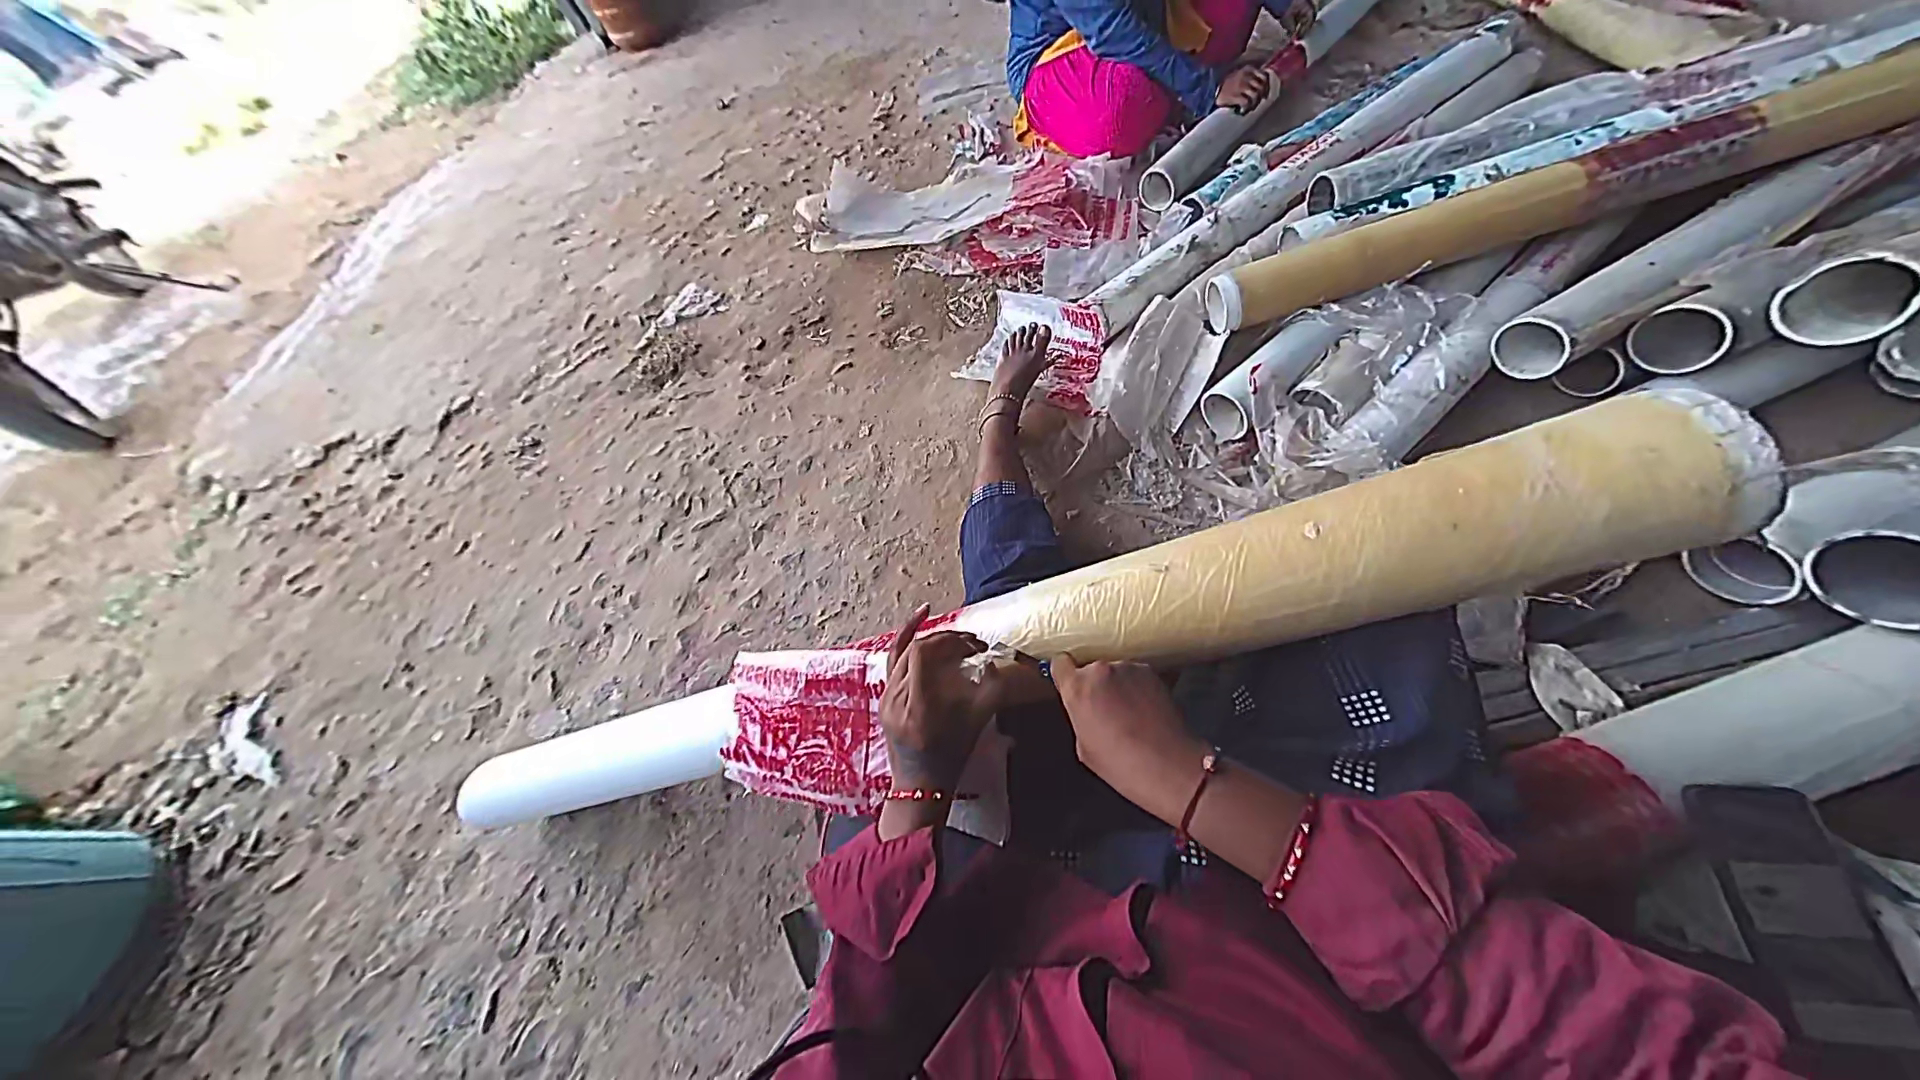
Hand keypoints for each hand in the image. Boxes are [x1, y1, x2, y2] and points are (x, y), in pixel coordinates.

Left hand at [879, 605, 1014, 790]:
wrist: (919, 785)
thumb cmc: (951, 756)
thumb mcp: (975, 724)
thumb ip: (991, 692)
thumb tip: (1002, 663)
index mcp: (917, 706)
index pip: (923, 655)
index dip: (949, 641)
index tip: (973, 645)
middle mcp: (895, 698)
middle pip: (915, 650)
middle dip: (946, 640)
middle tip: (972, 644)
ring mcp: (886, 696)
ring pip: (905, 652)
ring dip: (933, 641)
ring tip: (957, 640)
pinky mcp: (885, 695)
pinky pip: (894, 660)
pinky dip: (906, 638)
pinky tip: (921, 617)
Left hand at [990, 323, 1053, 402]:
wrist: (1008, 390)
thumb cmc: (1026, 384)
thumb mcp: (1040, 371)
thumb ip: (1048, 361)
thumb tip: (1059, 355)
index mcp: (1036, 354)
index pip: (1041, 338)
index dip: (1043, 330)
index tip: (1044, 326)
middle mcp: (1025, 350)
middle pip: (1028, 335)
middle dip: (1031, 328)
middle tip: (1033, 325)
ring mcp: (1013, 352)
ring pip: (1016, 337)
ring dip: (1019, 332)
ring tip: (1020, 329)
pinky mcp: (1003, 356)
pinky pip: (1006, 345)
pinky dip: (1008, 340)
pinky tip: (1009, 339)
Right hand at [1049, 654, 1205, 817]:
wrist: (1169, 766)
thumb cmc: (1123, 764)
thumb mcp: (1083, 745)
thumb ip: (1079, 715)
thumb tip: (1086, 707)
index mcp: (1078, 688)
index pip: (1060, 663)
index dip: (1065, 675)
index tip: (1070, 683)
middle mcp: (1101, 671)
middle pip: (1090, 669)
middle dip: (1096, 685)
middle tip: (1105, 710)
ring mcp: (1129, 668)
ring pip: (1115, 672)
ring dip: (1119, 685)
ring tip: (1130, 714)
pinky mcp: (1152, 673)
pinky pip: (1136, 676)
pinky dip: (1138, 688)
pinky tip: (1145, 711)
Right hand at [1215, 65, 1271, 113]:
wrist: (1209, 91)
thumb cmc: (1224, 86)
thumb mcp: (1238, 76)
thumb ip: (1249, 77)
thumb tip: (1261, 86)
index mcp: (1248, 69)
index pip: (1264, 76)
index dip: (1266, 87)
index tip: (1264, 95)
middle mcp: (1246, 76)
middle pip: (1261, 86)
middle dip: (1260, 97)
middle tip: (1255, 104)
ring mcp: (1241, 86)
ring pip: (1256, 95)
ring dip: (1253, 104)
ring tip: (1248, 108)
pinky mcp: (1235, 96)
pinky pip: (1246, 103)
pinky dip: (1245, 108)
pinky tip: (1241, 111)